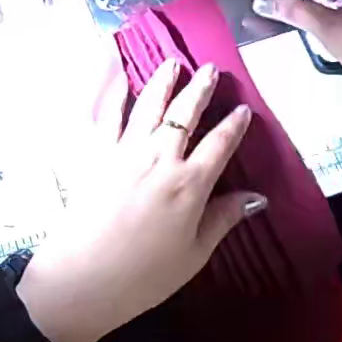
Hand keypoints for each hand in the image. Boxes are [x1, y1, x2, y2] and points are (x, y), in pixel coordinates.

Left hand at [18, 58, 265, 341]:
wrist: (84, 277)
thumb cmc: (145, 275)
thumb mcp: (194, 253)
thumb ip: (224, 218)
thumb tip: (258, 198)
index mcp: (190, 184)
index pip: (220, 144)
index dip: (234, 126)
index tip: (243, 110)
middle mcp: (160, 159)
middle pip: (185, 115)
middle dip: (200, 90)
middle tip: (210, 69)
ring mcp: (125, 153)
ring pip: (149, 107)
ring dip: (163, 83)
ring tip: (172, 64)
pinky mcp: (96, 156)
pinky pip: (107, 118)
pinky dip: (114, 95)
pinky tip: (120, 79)